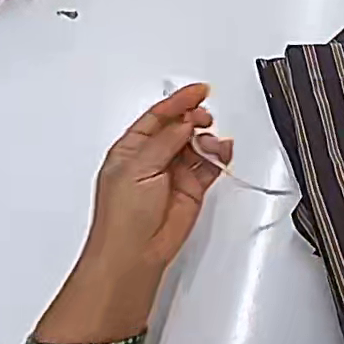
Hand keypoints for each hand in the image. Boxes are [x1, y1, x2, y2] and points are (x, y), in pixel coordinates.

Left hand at [81, 83, 230, 279]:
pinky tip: (221, 153)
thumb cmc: (123, 217)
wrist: (135, 252)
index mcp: (132, 148)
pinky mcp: (192, 188)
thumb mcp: (137, 168)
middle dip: (195, 119)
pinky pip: (211, 165)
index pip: (159, 116)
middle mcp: (154, 158)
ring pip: (198, 145)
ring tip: (211, 144)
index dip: (179, 101)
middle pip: (180, 127)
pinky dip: (219, 157)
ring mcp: (174, 173)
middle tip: (205, 118)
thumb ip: (164, 141)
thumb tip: (184, 122)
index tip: (199, 91)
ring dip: (208, 139)